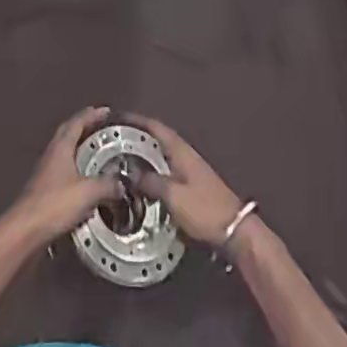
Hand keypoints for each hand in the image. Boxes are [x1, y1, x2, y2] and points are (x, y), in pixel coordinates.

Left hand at [6, 106, 120, 243]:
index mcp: (61, 148)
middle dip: (85, 128)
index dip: (91, 115)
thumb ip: (108, 185)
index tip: (105, 110)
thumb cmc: (54, 204)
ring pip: (66, 153)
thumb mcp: (88, 192)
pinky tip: (88, 181)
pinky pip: (65, 173)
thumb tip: (122, 184)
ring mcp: (46, 173)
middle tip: (102, 127)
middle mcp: (51, 156)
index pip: (76, 123)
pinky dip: (78, 170)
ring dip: (81, 149)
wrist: (24, 232)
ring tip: (99, 152)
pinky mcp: (45, 191)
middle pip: (68, 134)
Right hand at [129, 115, 244, 247]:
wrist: (233, 228)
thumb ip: (151, 181)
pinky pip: (164, 169)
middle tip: (113, 140)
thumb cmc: (204, 209)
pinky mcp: (190, 184)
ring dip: (143, 154)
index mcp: (181, 151)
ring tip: (120, 159)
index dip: (137, 120)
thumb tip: (128, 171)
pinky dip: (151, 169)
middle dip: (136, 136)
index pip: (156, 127)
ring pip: (160, 155)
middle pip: (157, 139)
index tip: (117, 118)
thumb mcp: (173, 196)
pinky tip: (140, 181)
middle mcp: (185, 155)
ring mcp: (188, 169)